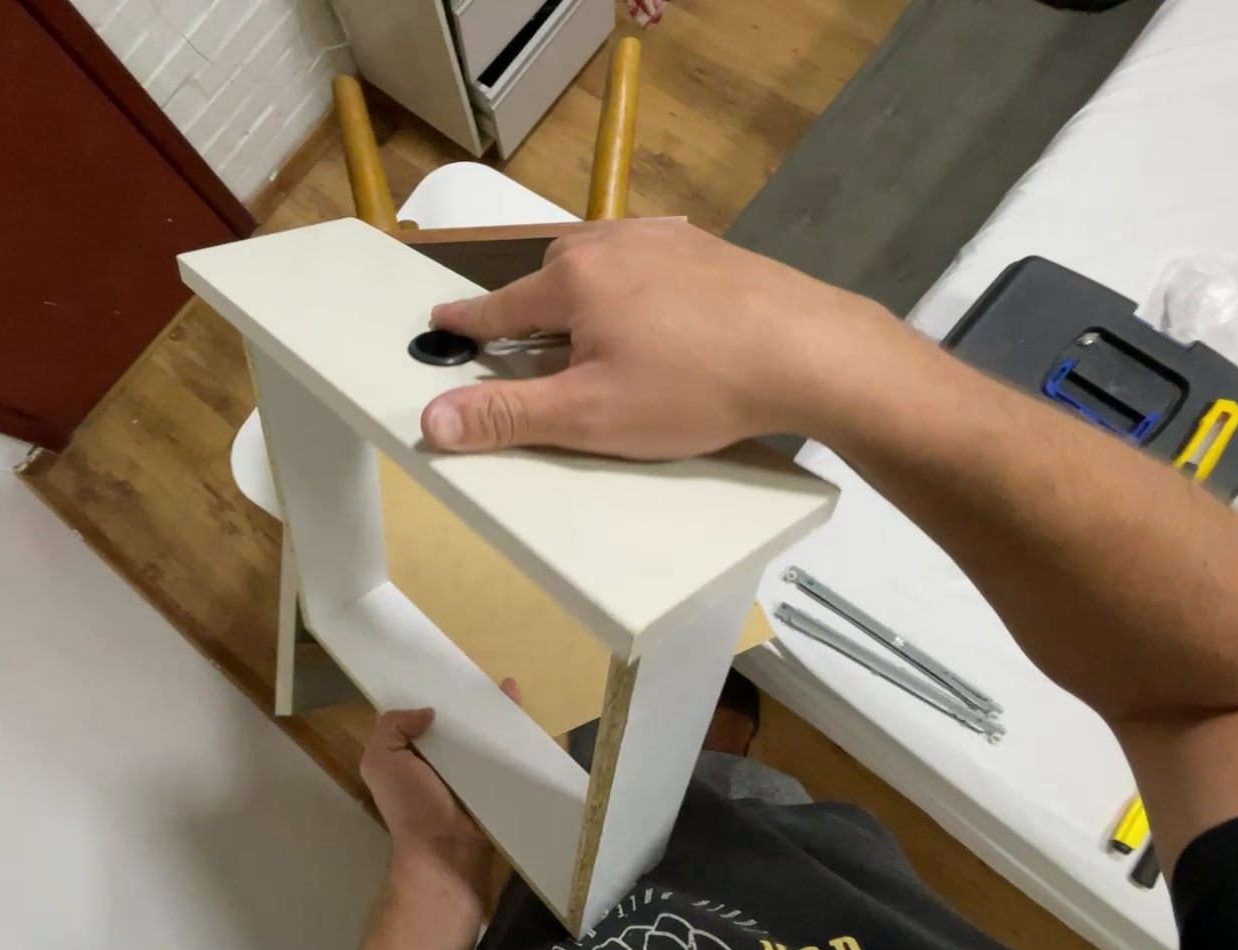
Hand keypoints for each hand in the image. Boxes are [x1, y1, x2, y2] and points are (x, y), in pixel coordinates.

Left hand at [360, 681, 523, 906]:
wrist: (446, 853)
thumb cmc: (410, 806)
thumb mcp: (381, 762)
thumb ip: (391, 728)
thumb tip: (428, 711)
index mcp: (412, 752)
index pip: (420, 713)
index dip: (428, 690)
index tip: (442, 665)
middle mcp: (441, 759)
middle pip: (457, 720)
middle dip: (468, 698)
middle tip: (484, 672)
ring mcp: (472, 770)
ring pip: (485, 733)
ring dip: (497, 712)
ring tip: (509, 685)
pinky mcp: (497, 782)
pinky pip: (507, 753)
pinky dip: (518, 735)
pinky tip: (527, 712)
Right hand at [422, 220, 910, 459]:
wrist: (806, 353)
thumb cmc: (691, 387)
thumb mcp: (588, 415)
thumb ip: (506, 416)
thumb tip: (431, 421)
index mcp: (573, 282)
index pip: (499, 307)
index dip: (466, 323)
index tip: (439, 321)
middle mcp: (612, 245)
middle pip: (549, 279)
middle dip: (534, 314)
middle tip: (540, 355)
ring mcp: (664, 241)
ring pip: (600, 266)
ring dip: (585, 298)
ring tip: (600, 341)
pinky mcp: (706, 250)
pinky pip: (646, 264)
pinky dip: (632, 290)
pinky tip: (657, 321)